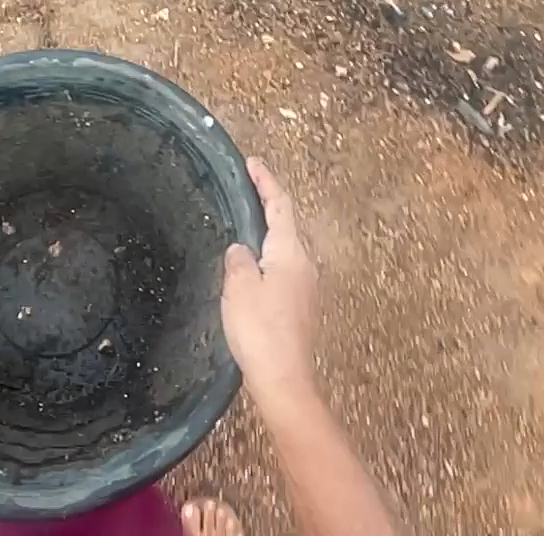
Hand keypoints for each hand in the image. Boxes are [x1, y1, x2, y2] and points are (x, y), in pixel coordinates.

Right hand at [222, 158, 320, 399]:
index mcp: (289, 252)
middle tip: (247, 188)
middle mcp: (304, 264)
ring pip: (285, 247)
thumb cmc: (260, 330)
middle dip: (268, 203)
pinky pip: (283, 268)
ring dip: (268, 231)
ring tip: (245, 223)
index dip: (266, 181)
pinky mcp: (300, 306)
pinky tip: (253, 266)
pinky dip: (268, 255)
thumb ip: (238, 259)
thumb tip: (241, 249)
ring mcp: (305, 287)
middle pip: (286, 223)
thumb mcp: (239, 287)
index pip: (279, 205)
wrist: (284, 380)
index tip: (252, 163)